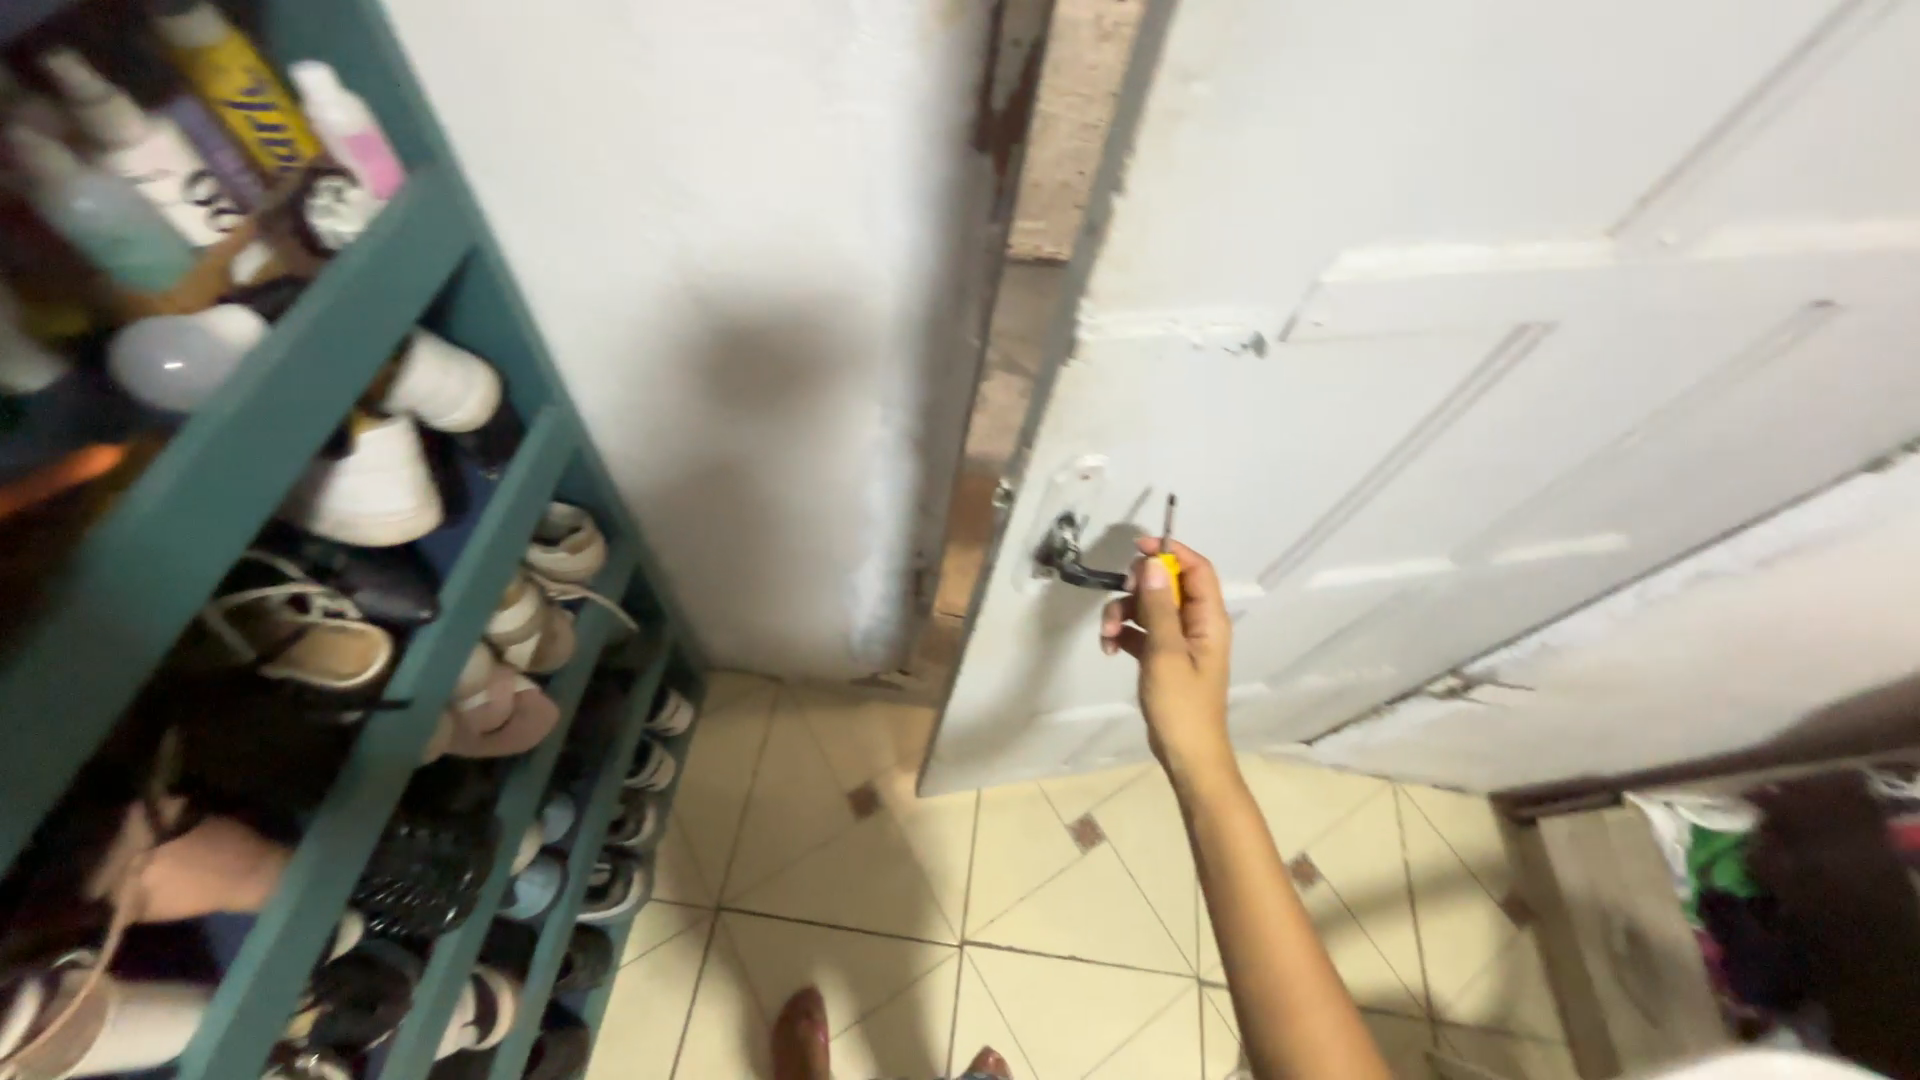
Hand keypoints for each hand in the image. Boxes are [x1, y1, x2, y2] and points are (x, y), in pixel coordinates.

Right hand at [1099, 538, 1233, 775]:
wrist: (1186, 754)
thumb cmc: (1182, 704)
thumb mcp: (1165, 652)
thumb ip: (1158, 606)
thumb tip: (1152, 564)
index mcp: (1209, 619)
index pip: (1196, 568)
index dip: (1170, 551)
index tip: (1137, 548)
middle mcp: (1196, 624)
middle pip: (1166, 584)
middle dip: (1137, 587)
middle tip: (1122, 596)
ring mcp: (1179, 641)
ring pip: (1148, 607)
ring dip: (1123, 613)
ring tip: (1107, 635)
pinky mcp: (1162, 657)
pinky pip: (1141, 631)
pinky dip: (1123, 634)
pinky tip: (1110, 649)